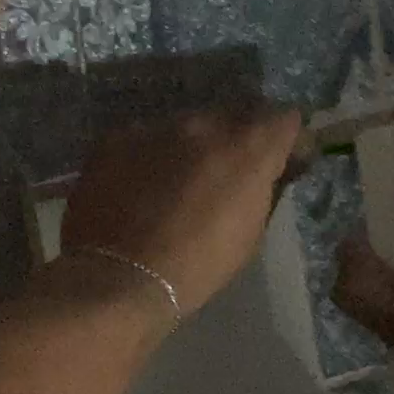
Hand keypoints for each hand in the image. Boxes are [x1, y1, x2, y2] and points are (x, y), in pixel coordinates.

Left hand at [61, 103, 300, 315]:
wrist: (118, 276)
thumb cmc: (194, 266)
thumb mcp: (249, 231)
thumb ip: (259, 188)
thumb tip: (261, 172)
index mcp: (248, 147)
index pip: (282, 118)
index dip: (281, 140)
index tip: (277, 160)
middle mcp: (202, 126)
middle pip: (227, 117)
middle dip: (229, 140)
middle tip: (217, 172)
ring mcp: (152, 129)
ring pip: (178, 128)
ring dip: (182, 148)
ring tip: (169, 181)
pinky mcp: (111, 142)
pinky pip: (136, 141)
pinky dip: (141, 157)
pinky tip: (132, 186)